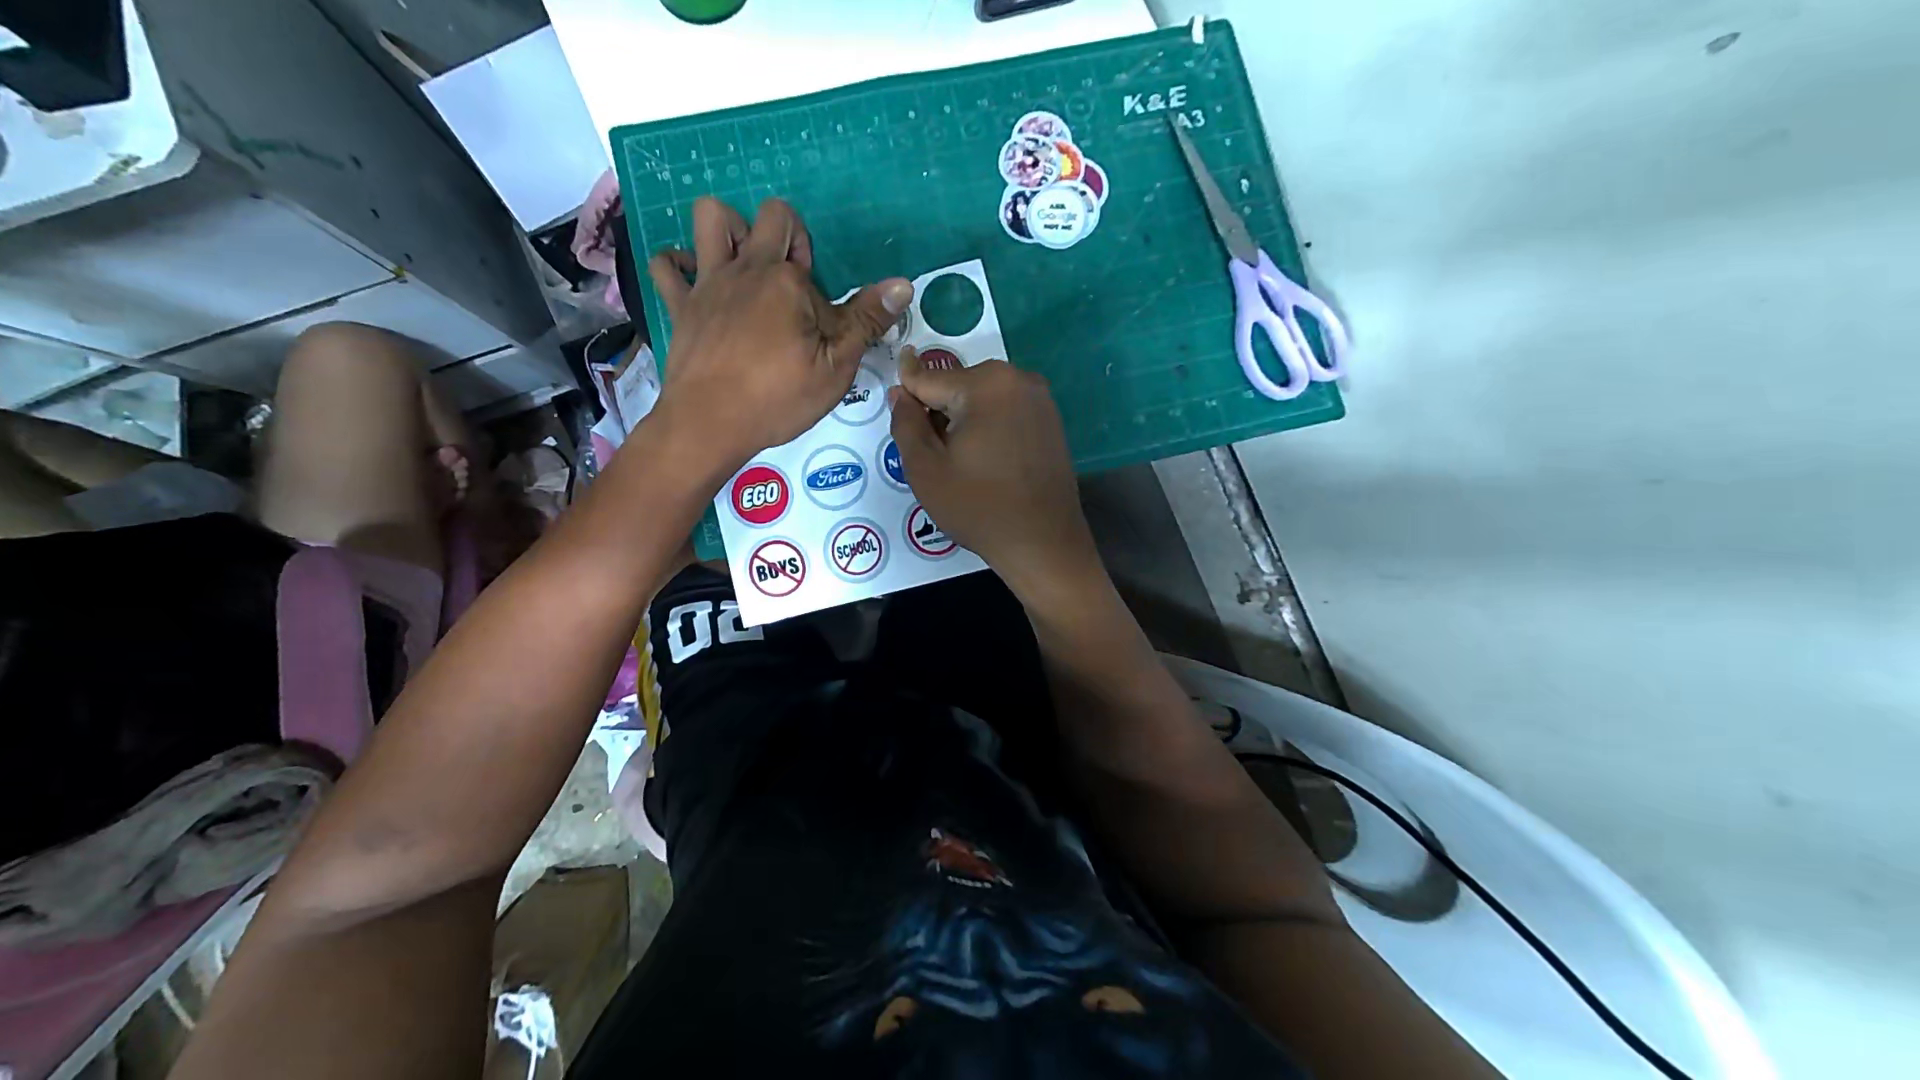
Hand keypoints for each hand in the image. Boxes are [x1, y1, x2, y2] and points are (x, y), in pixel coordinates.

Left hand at [648, 197, 912, 466]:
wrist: (708, 423)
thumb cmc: (777, 398)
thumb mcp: (836, 368)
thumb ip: (866, 321)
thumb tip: (903, 283)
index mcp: (788, 282)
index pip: (819, 271)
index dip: (825, 298)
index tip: (822, 332)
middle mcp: (747, 268)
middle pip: (771, 215)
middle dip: (788, 236)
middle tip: (793, 283)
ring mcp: (708, 283)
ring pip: (711, 217)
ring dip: (731, 229)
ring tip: (745, 265)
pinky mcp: (680, 304)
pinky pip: (666, 264)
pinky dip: (680, 265)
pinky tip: (697, 281)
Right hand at [889, 348, 1098, 595]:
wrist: (1043, 543)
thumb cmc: (979, 507)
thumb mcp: (925, 468)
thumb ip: (906, 423)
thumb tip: (900, 392)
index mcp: (986, 384)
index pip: (927, 379)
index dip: (905, 395)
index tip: (893, 401)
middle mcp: (1018, 379)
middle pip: (956, 386)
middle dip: (938, 411)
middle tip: (932, 454)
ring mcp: (1040, 399)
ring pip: (981, 399)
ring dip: (963, 420)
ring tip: (958, 462)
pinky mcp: (1051, 420)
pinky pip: (1005, 411)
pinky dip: (988, 427)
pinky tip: (984, 461)